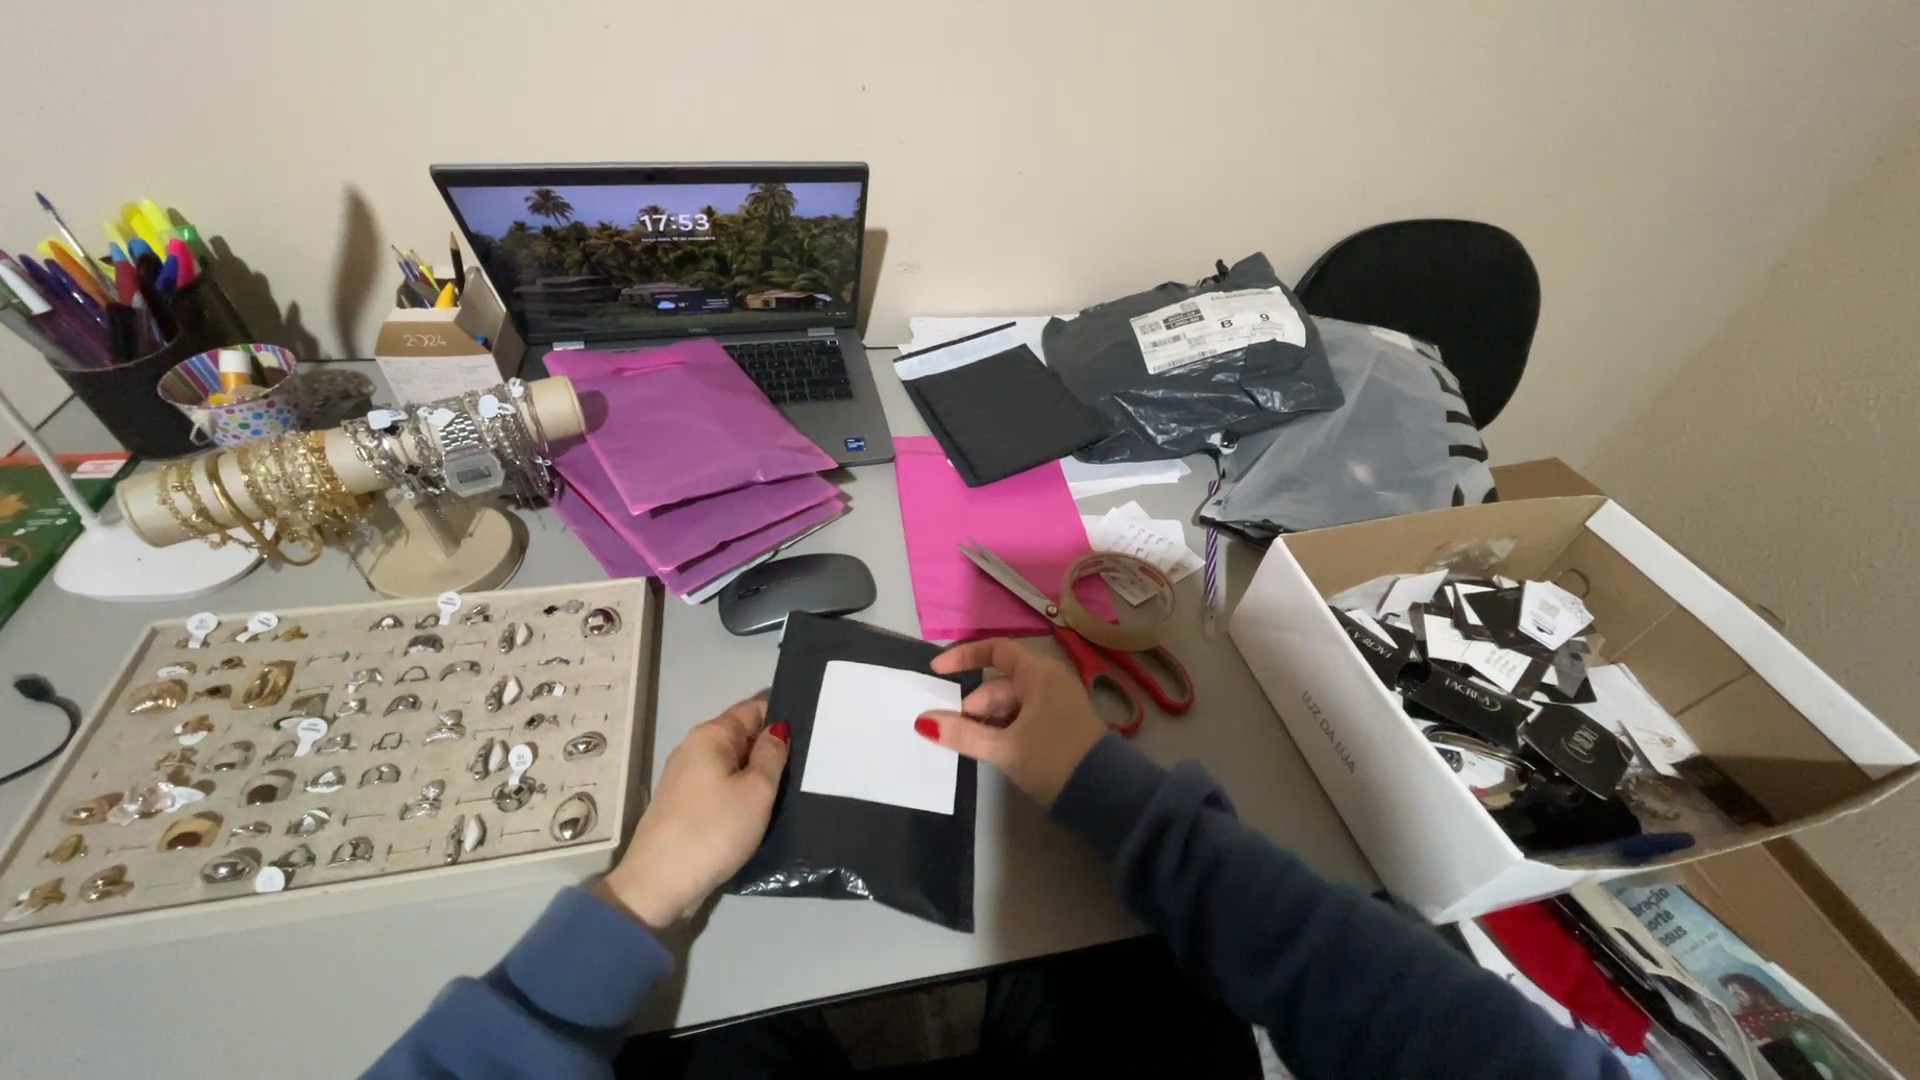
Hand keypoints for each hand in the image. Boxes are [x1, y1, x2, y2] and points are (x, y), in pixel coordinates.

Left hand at [595, 697, 789, 929]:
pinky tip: (761, 809)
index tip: (812, 730)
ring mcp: (685, 778)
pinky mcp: (683, 805)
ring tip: (791, 786)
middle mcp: (693, 749)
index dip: (783, 715)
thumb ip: (772, 755)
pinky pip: (721, 786)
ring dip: (757, 773)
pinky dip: (741, 792)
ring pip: (732, 764)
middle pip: (742, 735)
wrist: (658, 886)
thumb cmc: (714, 830)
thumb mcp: (756, 791)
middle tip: (809, 762)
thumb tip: (777, 730)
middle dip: (771, 746)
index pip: (753, 708)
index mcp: (710, 735)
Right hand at [916, 638, 1104, 806]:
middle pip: (999, 683)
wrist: (1106, 795)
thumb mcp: (1004, 748)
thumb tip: (924, 721)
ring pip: (1011, 703)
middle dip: (974, 705)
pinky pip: (1023, 717)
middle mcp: (1049, 681)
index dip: (964, 656)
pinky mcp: (1060, 725)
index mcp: (1039, 674)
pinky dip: (1004, 729)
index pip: (995, 650)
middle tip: (954, 732)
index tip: (937, 672)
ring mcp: (1057, 703)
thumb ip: (963, 733)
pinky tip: (993, 750)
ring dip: (988, 720)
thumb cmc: (1053, 759)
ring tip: (971, 745)